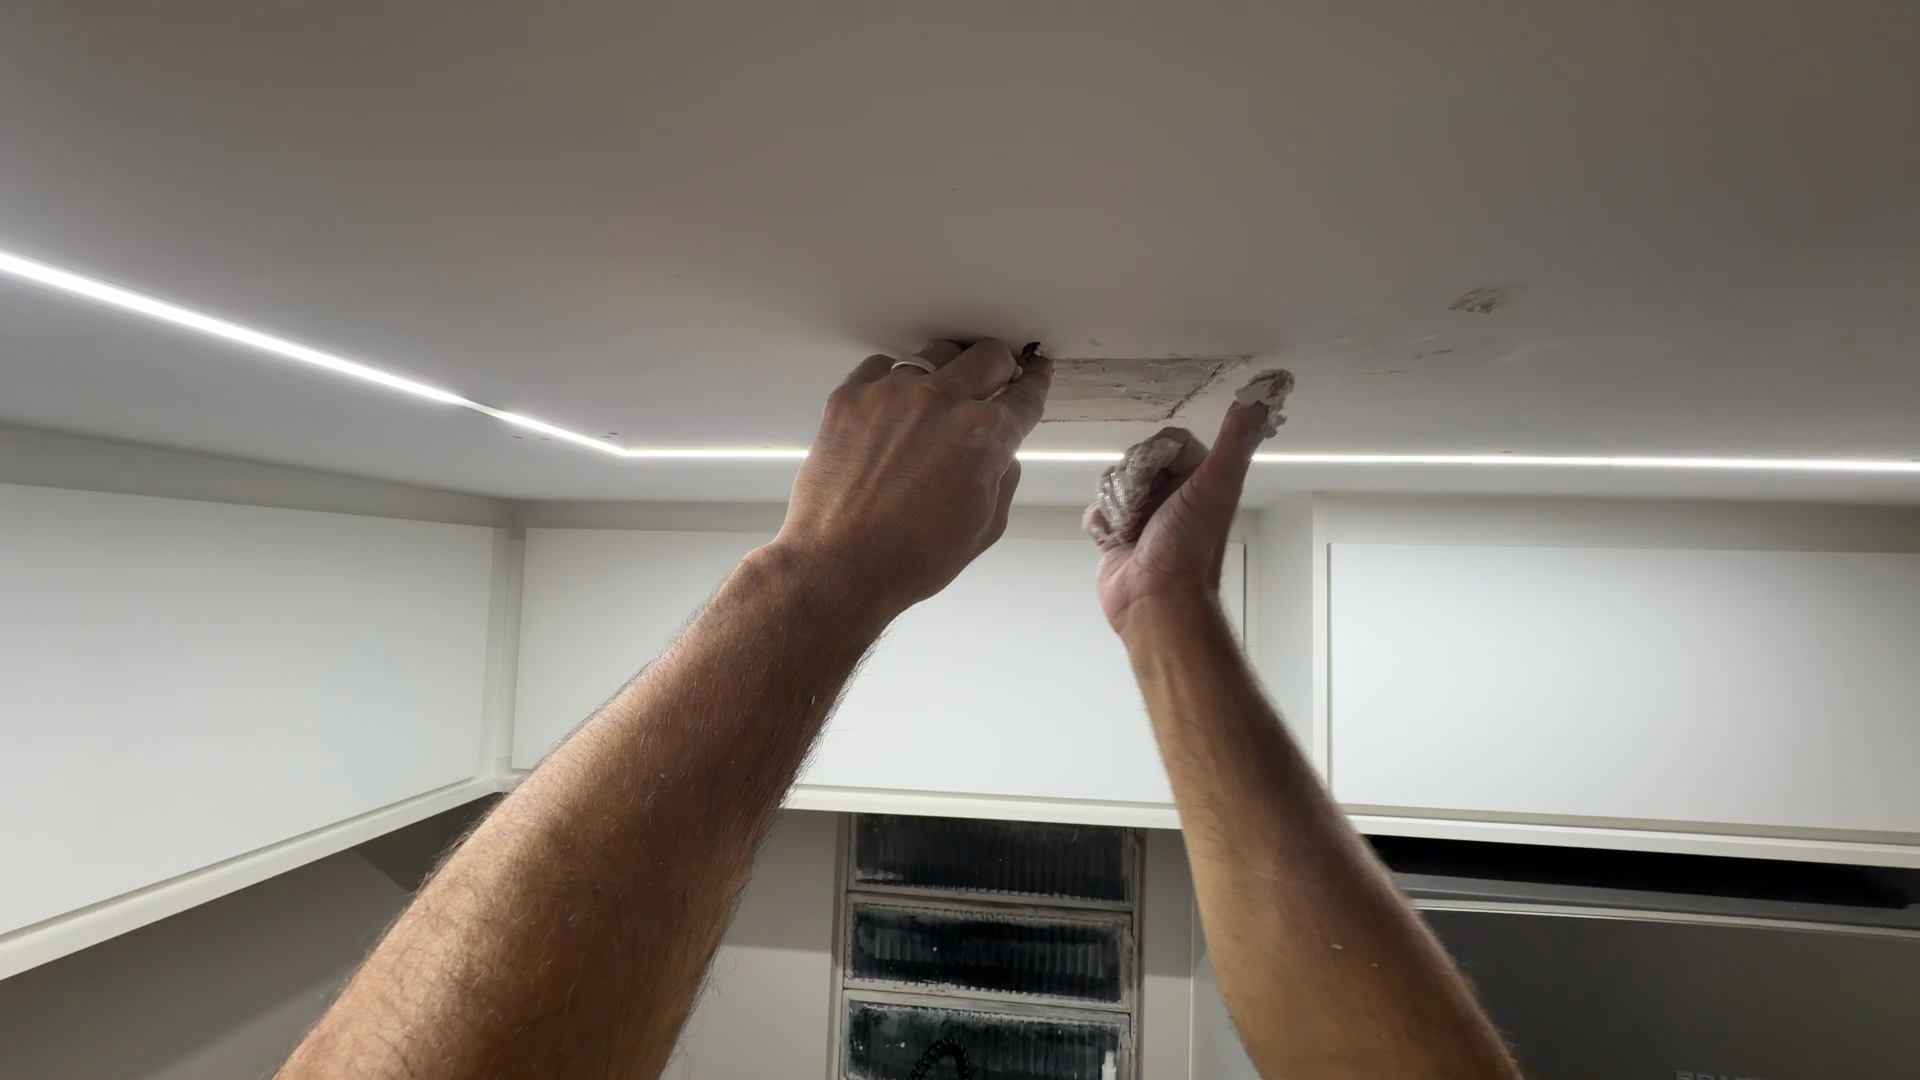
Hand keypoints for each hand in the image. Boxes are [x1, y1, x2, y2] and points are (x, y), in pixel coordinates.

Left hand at [776, 339, 1051, 620]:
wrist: (840, 566)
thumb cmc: (910, 557)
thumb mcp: (984, 527)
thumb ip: (1002, 479)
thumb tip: (1000, 456)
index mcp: (985, 435)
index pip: (1025, 395)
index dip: (1036, 383)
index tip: (1036, 375)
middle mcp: (942, 402)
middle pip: (988, 356)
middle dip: (999, 368)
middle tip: (993, 381)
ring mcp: (893, 394)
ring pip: (936, 354)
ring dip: (948, 371)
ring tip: (939, 398)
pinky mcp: (851, 397)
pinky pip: (881, 367)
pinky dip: (894, 382)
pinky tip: (894, 408)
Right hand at [1086, 393, 1271, 635]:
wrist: (1154, 601)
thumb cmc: (1186, 549)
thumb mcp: (1214, 487)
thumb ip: (1234, 441)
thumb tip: (1260, 399)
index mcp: (1200, 480)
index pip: (1166, 441)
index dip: (1155, 454)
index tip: (1159, 477)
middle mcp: (1173, 495)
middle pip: (1135, 459)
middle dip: (1130, 481)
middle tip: (1145, 510)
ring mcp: (1144, 515)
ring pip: (1112, 483)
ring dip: (1114, 504)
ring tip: (1130, 529)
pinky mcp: (1118, 534)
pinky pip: (1097, 510)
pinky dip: (1100, 523)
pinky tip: (1115, 539)